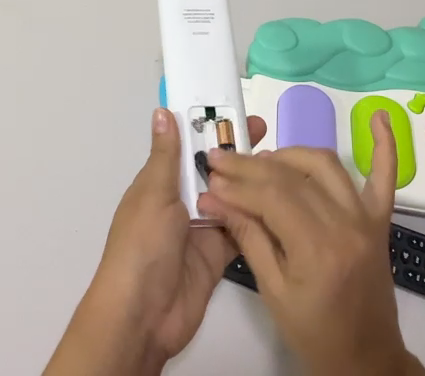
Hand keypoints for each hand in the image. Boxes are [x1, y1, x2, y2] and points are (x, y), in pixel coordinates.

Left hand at [44, 109, 267, 375]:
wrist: (144, 314)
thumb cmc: (142, 246)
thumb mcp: (153, 194)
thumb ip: (166, 155)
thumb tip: (162, 111)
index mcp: (161, 181)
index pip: (190, 146)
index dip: (212, 128)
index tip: (239, 110)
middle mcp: (182, 200)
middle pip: (214, 170)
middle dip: (238, 153)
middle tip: (268, 136)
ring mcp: (202, 227)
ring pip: (231, 197)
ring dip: (251, 182)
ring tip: (281, 162)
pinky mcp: (220, 254)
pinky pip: (241, 228)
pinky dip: (257, 215)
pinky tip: (282, 199)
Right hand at [200, 113, 424, 375]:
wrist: (365, 360)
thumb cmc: (314, 333)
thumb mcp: (272, 292)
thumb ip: (248, 237)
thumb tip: (214, 198)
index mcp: (318, 249)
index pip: (270, 196)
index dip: (237, 182)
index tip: (210, 174)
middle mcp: (346, 225)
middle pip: (291, 177)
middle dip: (251, 165)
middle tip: (221, 159)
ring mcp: (366, 219)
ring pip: (324, 165)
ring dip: (290, 154)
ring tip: (262, 159)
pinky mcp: (380, 221)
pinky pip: (386, 177)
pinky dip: (385, 146)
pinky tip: (378, 118)